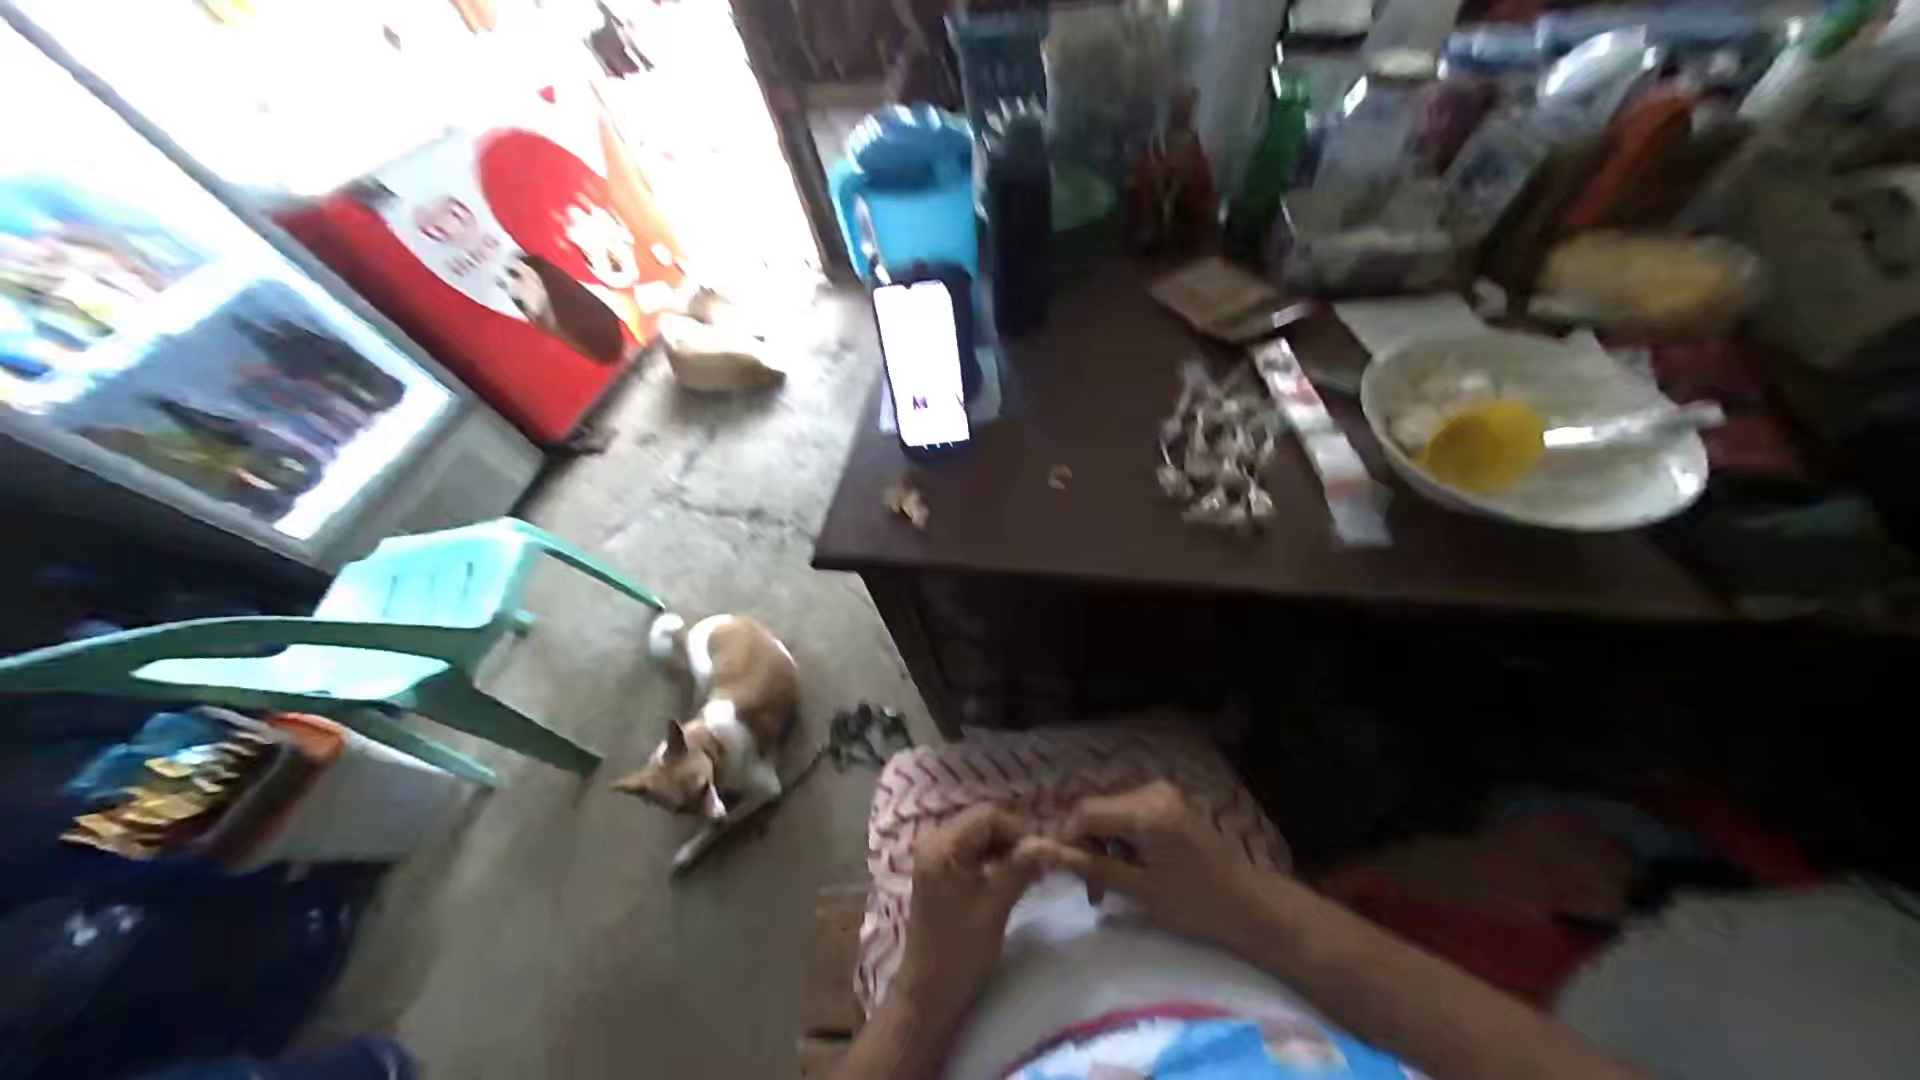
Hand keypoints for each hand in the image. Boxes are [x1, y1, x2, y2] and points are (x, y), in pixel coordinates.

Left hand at [893, 805, 1042, 1020]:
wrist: (930, 991)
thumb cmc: (962, 949)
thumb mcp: (997, 904)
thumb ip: (1021, 866)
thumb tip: (1051, 844)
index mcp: (943, 844)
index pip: (988, 815)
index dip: (1018, 830)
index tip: (1040, 856)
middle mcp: (933, 838)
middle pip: (982, 819)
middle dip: (1012, 836)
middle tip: (1036, 863)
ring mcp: (933, 851)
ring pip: (978, 831)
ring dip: (1003, 845)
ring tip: (1026, 870)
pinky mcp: (937, 865)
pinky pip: (969, 845)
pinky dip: (990, 854)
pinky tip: (1006, 873)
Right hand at [1021, 780, 1286, 951]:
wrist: (1250, 904)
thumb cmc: (1198, 905)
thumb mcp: (1141, 891)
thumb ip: (1093, 868)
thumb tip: (1048, 854)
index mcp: (1148, 811)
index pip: (1086, 811)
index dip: (1067, 838)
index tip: (1063, 871)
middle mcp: (1152, 790)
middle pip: (1096, 807)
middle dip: (1085, 843)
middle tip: (1090, 887)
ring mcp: (1161, 791)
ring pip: (1108, 808)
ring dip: (1100, 841)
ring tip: (1108, 880)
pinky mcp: (1166, 799)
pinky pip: (1126, 810)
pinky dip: (1117, 834)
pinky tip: (1126, 862)